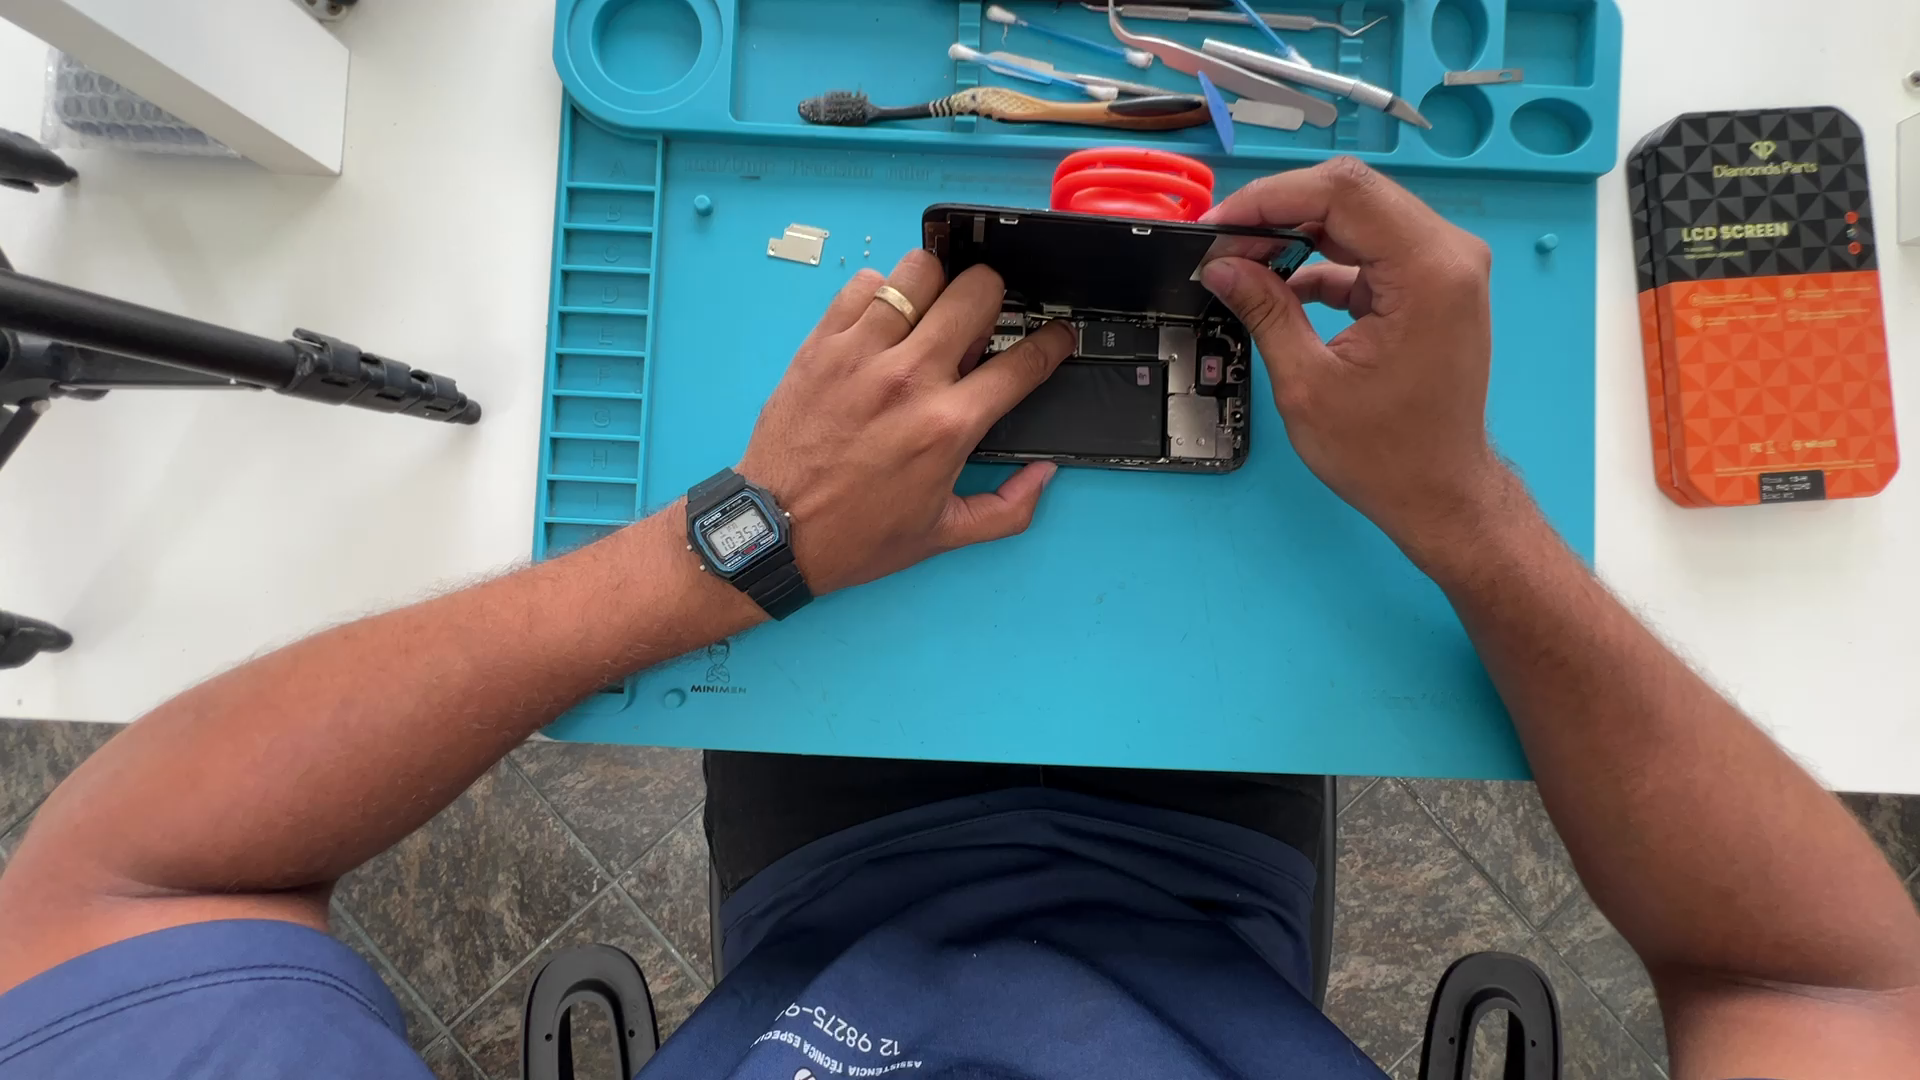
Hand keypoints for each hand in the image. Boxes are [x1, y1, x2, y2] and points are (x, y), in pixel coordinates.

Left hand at [738, 250, 1074, 593]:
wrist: (778, 532)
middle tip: (982, 325)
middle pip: (978, 291)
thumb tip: (1044, 473)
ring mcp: (861, 353)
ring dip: (939, 287)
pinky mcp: (821, 344)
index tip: (1055, 337)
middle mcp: (910, 378)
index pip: (1023, 362)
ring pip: (921, 271)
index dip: (1052, 343)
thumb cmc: (859, 536)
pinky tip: (883, 324)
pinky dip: (883, 294)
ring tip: (931, 316)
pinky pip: (864, 284)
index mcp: (949, 426)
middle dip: (996, 300)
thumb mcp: (944, 535)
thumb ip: (1008, 509)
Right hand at [1198, 158, 1509, 556]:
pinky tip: (1275, 285)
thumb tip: (1220, 266)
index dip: (1269, 199)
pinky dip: (1317, 262)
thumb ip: (1265, 311)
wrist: (1436, 490)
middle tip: (1220, 247)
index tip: (1216, 226)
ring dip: (1293, 235)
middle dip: (1276, 213)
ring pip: (1355, 220)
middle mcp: (1446, 254)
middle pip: (1350, 197)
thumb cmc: (1379, 451)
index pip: (1342, 194)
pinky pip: (1364, 253)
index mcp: (1428, 270)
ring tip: (1239, 264)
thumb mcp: (1306, 383)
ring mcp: (1440, 268)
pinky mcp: (1427, 287)